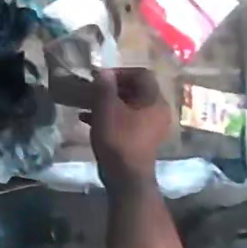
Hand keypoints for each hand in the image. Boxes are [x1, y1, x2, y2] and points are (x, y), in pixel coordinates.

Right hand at [83, 67, 169, 185]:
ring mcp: (151, 125)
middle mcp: (158, 110)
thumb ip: (105, 88)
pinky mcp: (142, 137)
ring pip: (129, 104)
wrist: (126, 175)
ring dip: (109, 101)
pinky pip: (127, 118)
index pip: (142, 74)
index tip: (99, 78)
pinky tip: (88, 118)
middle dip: (112, 87)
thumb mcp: (106, 110)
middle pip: (136, 89)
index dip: (120, 72)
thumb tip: (104, 72)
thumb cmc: (118, 139)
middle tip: (92, 90)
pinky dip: (110, 114)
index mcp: (154, 101)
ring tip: (87, 103)